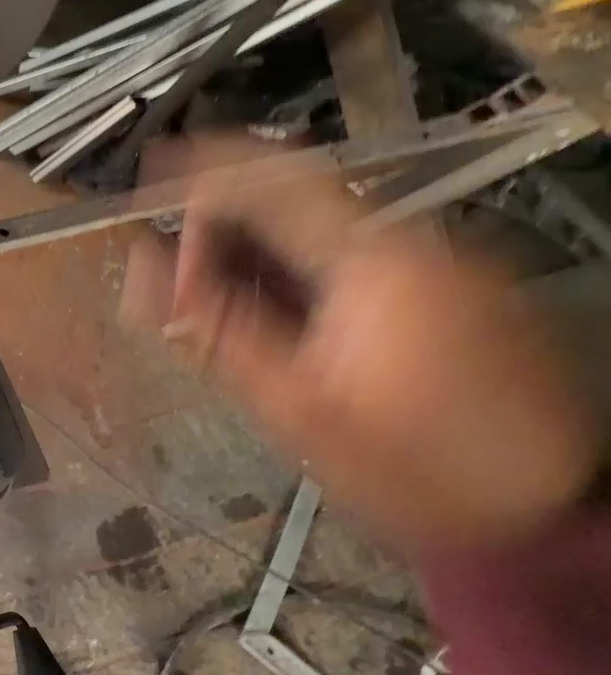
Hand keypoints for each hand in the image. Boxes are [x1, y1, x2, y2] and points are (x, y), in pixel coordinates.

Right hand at [121, 136, 598, 552]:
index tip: (147, 193)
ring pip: (318, 228)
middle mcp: (413, 244)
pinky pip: (352, 255)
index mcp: (375, 260)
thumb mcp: (292, 402)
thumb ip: (212, 323)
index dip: (197, 171)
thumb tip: (142, 259)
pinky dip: (299, 271)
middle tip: (178, 276)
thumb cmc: (412, 467)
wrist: (550, 521)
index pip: (268, 177)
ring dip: (255, 252)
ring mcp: (441, 265)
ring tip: (221, 303)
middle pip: (290, 199)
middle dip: (219, 228)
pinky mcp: (454, 290)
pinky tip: (281, 318)